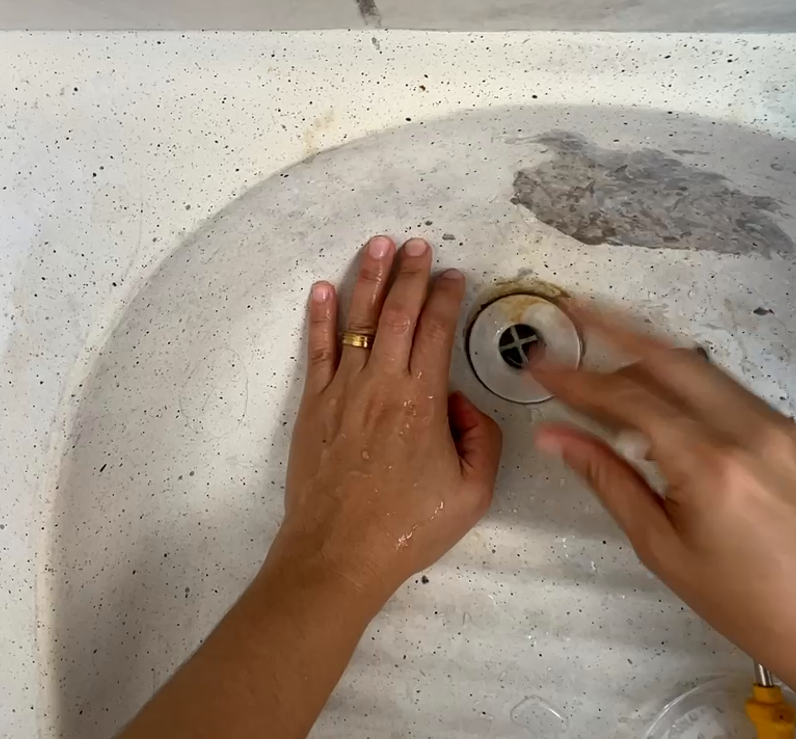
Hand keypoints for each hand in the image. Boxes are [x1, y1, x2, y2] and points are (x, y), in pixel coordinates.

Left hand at [266, 235, 503, 606]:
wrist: (339, 552)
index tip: (454, 275)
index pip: (438, 331)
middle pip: (399, 313)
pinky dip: (320, 316)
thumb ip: (481, 438)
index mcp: (423, 400)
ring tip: (378, 245)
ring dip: (370, 279)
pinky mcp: (314, 402)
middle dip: (411, 273)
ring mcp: (343, 388)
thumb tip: (460, 401)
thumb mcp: (473, 493)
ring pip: (359, 320)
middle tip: (419, 244)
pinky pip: (318, 349)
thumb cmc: (408, 526)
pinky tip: (323, 289)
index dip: (447, 297)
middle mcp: (383, 382)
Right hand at [530, 302, 795, 738]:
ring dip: (647, 352)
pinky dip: (683, 378)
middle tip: (573, 311)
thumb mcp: (663, 549)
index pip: (626, 399)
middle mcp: (746, 428)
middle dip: (615, 328)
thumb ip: (606, 479)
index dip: (575, 378)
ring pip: (698, 367)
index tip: (538, 365)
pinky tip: (660, 392)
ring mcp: (777, 425)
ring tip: (605, 345)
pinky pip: (725, 388)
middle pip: (666, 359)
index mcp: (709, 464)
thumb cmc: (751, 607)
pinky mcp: (795, 433)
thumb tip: (553, 436)